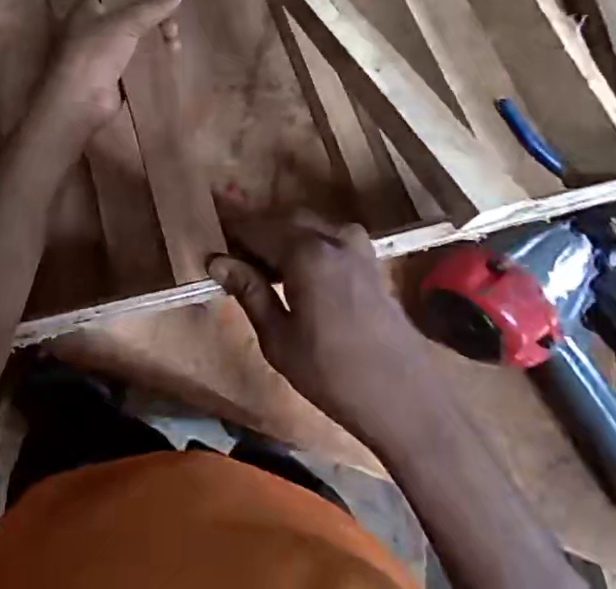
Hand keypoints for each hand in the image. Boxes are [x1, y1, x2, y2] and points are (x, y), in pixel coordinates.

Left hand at [28, 0, 184, 141]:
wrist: (78, 104)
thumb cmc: (93, 54)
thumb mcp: (124, 24)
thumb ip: (151, 6)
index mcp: (86, 9)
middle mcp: (92, 29)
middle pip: (127, 15)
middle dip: (152, 16)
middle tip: (173, 20)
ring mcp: (102, 54)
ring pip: (134, 39)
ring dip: (155, 38)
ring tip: (175, 40)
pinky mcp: (114, 76)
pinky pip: (138, 62)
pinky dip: (153, 59)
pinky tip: (172, 56)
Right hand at [209, 213, 440, 444]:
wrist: (403, 395)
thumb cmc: (332, 373)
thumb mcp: (279, 339)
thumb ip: (249, 291)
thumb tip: (218, 262)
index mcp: (307, 253)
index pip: (257, 228)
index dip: (232, 229)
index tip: (212, 234)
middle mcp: (333, 237)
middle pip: (284, 220)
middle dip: (256, 231)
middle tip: (232, 254)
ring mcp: (357, 245)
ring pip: (308, 226)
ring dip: (282, 236)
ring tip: (259, 264)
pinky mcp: (370, 258)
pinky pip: (329, 237)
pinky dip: (307, 243)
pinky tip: (296, 270)